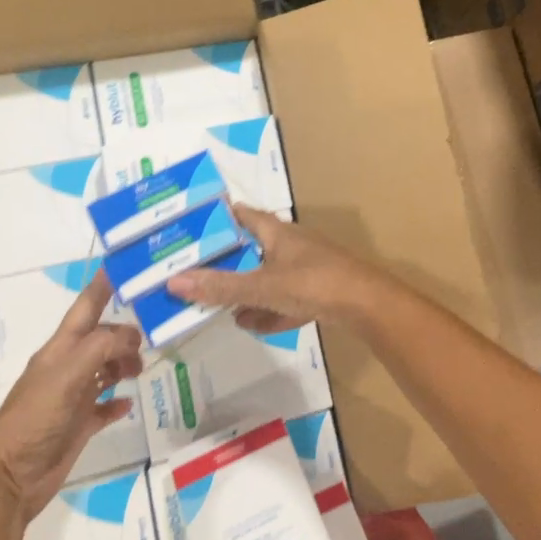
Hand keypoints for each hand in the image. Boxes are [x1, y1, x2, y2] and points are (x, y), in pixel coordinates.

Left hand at [0, 272, 142, 521]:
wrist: (9, 478)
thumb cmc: (34, 419)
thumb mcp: (68, 374)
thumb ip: (102, 347)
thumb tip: (133, 335)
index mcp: (60, 350)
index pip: (86, 307)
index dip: (103, 285)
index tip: (124, 264)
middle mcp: (66, 368)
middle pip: (101, 338)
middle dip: (125, 331)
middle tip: (156, 330)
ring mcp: (72, 397)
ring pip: (105, 369)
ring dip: (125, 363)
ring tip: (143, 368)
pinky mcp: (78, 425)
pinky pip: (104, 407)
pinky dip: (118, 401)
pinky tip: (129, 402)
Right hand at [166, 205, 400, 334]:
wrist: (367, 304)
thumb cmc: (314, 283)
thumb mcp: (262, 286)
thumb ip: (221, 287)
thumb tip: (173, 281)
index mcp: (278, 232)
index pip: (242, 215)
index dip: (217, 217)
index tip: (188, 227)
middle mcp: (292, 245)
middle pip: (252, 250)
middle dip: (226, 264)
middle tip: (193, 277)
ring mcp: (307, 268)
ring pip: (268, 277)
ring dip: (246, 291)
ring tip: (216, 306)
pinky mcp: (319, 292)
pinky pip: (285, 300)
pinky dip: (269, 311)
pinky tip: (251, 324)